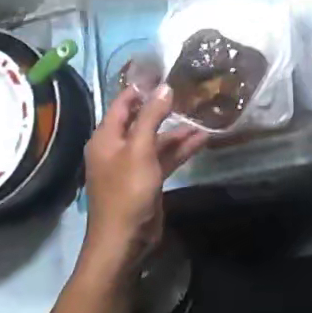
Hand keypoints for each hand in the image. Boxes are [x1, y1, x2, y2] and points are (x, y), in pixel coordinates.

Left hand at [81, 85, 207, 275]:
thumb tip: (164, 87)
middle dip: (164, 108)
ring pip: (157, 140)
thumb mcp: (140, 150)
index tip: (165, 73)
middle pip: (141, 121)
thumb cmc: (127, 191)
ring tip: (205, 118)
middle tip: (191, 93)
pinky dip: (181, 149)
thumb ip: (151, 117)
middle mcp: (116, 148)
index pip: (122, 104)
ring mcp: (133, 165)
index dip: (141, 88)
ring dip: (178, 131)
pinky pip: (165, 157)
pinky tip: (202, 141)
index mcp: (106, 138)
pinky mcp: (147, 180)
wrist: (124, 239)